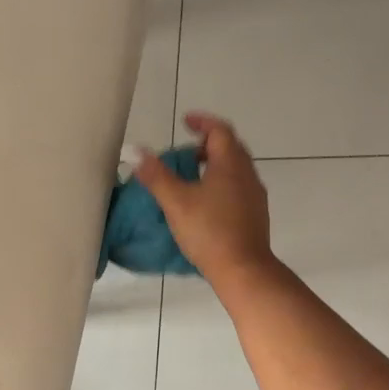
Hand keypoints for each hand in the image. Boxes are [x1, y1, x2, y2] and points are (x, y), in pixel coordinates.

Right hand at [133, 112, 274, 283]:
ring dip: (213, 165)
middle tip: (184, 152)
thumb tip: (134, 151)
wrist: (243, 268)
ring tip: (191, 176)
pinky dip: (220, 183)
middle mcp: (247, 174)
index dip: (202, 122)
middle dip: (207, 144)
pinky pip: (237, 187)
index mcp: (230, 164)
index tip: (185, 121)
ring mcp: (254, 195)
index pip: (219, 130)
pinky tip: (205, 201)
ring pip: (235, 169)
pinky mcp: (254, 214)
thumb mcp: (176, 202)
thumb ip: (156, 175)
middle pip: (230, 148)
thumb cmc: (208, 231)